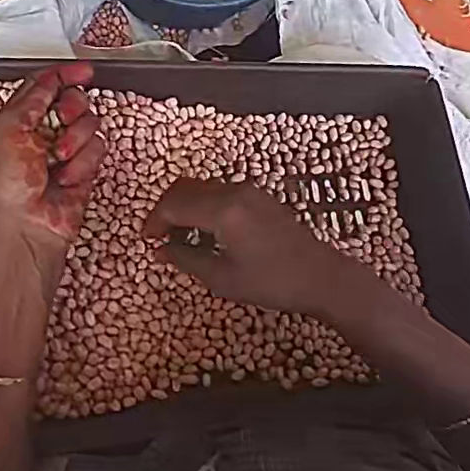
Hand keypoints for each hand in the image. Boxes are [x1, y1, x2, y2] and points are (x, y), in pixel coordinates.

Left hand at [0, 63, 104, 259]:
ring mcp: (67, 151)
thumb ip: (32, 96)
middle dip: (73, 108)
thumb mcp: (8, 127)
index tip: (85, 70)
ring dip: (76, 140)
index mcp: (19, 119)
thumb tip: (52, 78)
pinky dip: (84, 162)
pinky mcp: (85, 169)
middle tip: (64, 120)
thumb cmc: (7, 184)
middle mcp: (44, 133)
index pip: (46, 86)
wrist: (26, 225)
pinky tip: (67, 178)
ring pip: (90, 124)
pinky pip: (98, 149)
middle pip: (74, 100)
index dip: (65, 74)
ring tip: (59, 160)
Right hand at [142, 179, 366, 315]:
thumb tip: (160, 250)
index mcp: (223, 210)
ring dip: (186, 207)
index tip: (147, 240)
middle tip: (159, 237)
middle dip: (166, 210)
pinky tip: (207, 233)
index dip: (155, 221)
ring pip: (203, 188)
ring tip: (182, 239)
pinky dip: (205, 206)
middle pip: (185, 188)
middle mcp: (234, 192)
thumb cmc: (272, 282)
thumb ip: (186, 259)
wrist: (321, 276)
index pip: (174, 204)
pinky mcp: (260, 197)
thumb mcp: (223, 278)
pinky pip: (221, 192)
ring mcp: (250, 191)